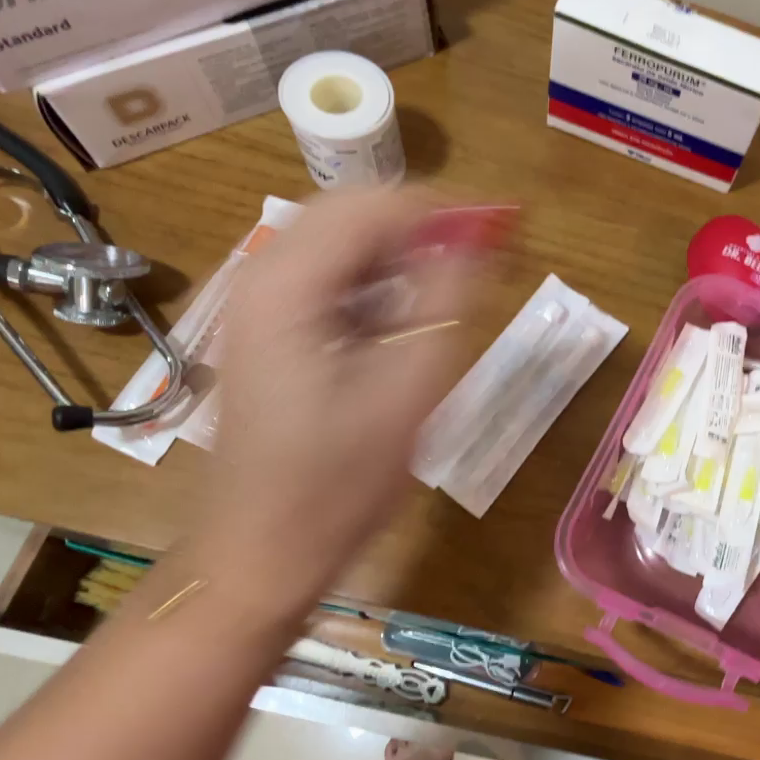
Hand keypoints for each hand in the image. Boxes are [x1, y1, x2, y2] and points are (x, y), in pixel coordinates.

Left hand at [201, 188, 503, 604]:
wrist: (262, 553)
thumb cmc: (339, 484)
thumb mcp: (410, 389)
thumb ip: (449, 299)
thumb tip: (484, 236)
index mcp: (287, 285)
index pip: (373, 206)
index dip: (445, 209)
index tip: (504, 232)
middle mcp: (259, 279)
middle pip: (350, 216)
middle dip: (422, 229)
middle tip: (484, 263)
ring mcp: (254, 308)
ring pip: (339, 247)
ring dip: (400, 257)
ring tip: (452, 297)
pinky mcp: (263, 335)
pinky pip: (326, 283)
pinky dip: (374, 287)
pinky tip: (404, 327)